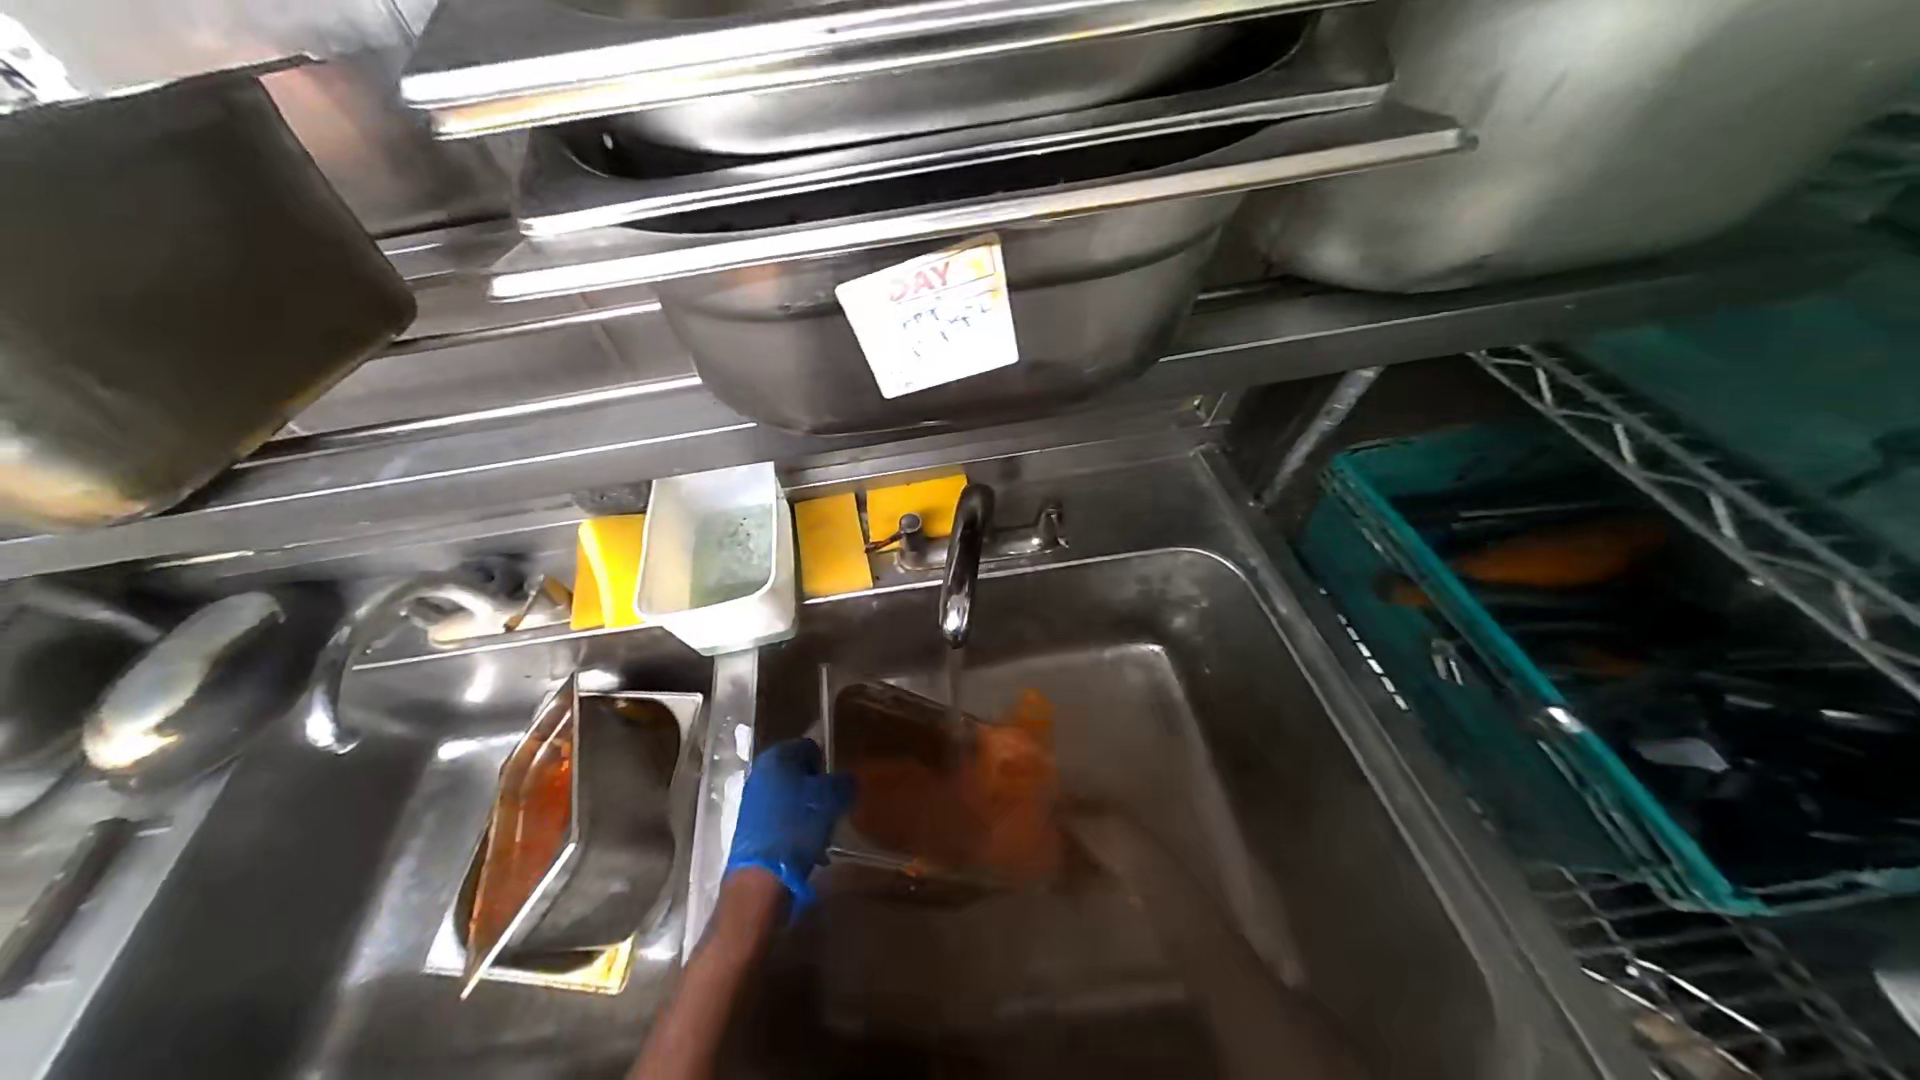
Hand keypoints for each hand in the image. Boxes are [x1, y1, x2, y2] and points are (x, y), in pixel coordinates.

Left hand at [725, 738, 853, 909]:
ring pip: (788, 796)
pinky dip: (792, 826)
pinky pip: (778, 817)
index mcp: (777, 756)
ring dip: (805, 808)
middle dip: (815, 787)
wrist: (762, 877)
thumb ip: (844, 782)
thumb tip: (848, 779)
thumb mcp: (832, 799)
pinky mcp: (747, 825)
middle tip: (829, 806)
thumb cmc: (797, 826)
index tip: (834, 786)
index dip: (825, 764)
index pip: (809, 747)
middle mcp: (759, 772)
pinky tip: (803, 844)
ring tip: (818, 829)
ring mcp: (751, 800)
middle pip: (797, 772)